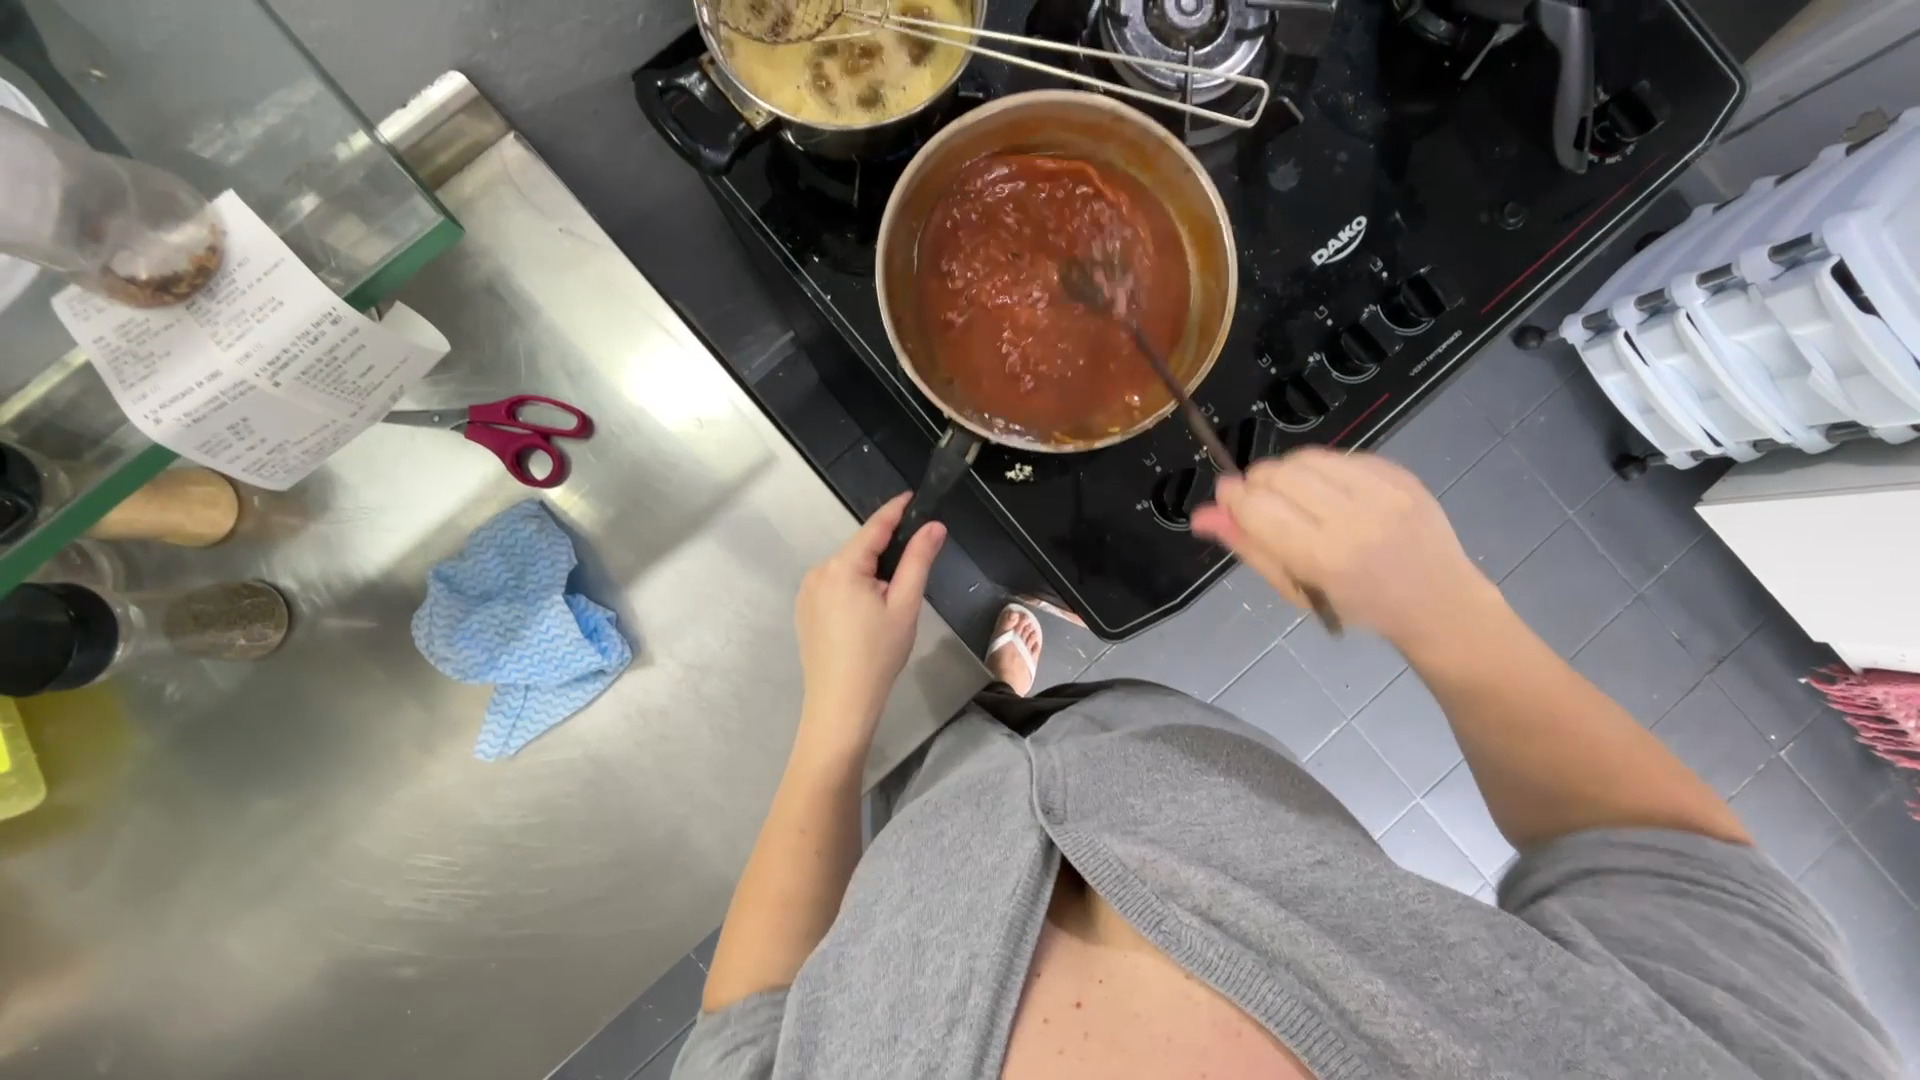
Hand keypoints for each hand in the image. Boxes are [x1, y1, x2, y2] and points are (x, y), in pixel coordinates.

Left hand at [794, 493, 946, 748]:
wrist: (840, 703)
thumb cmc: (878, 655)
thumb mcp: (905, 605)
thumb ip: (918, 560)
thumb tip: (934, 526)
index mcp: (842, 567)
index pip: (873, 528)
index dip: (895, 510)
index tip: (912, 496)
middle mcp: (818, 572)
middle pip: (860, 550)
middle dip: (885, 553)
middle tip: (912, 574)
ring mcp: (807, 592)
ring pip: (847, 570)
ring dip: (870, 574)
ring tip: (890, 606)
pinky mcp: (804, 611)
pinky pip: (835, 587)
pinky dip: (854, 590)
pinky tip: (866, 618)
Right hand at [1191, 448, 1501, 651]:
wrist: (1437, 601)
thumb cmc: (1357, 606)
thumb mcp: (1295, 589)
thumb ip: (1247, 547)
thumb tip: (1201, 515)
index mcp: (1323, 557)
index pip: (1256, 507)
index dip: (1231, 498)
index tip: (1227, 502)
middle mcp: (1353, 519)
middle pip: (1276, 473)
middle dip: (1257, 483)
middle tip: (1262, 504)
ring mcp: (1381, 492)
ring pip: (1304, 457)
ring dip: (1286, 472)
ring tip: (1295, 498)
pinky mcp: (1399, 474)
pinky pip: (1339, 455)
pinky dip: (1320, 469)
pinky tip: (1328, 492)